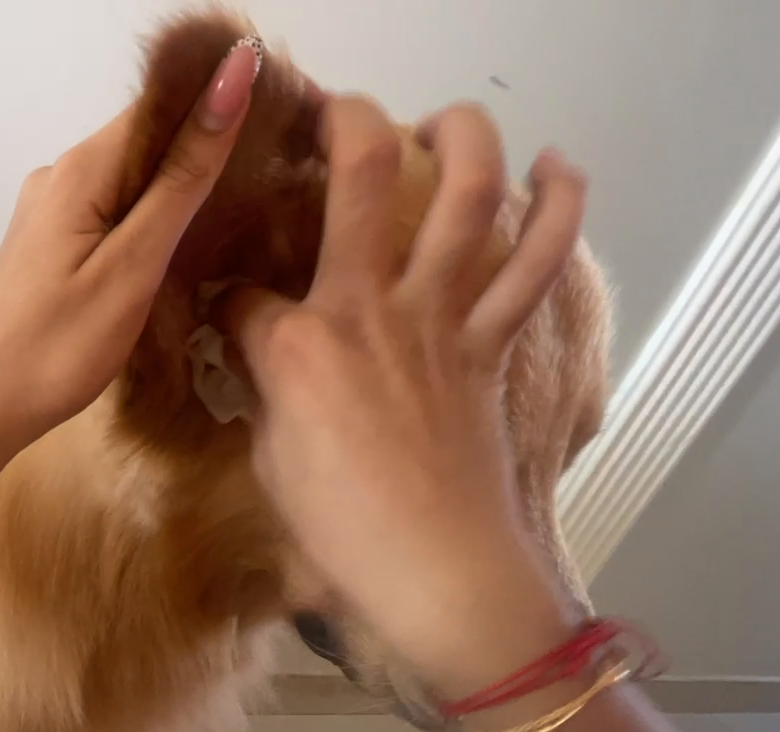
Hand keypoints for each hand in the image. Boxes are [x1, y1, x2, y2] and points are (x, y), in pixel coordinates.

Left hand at [0, 41, 260, 444]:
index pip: (165, 105)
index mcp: (79, 169)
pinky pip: (109, 216)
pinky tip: (174, 255)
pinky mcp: (47, 247)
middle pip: (146, 143)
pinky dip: (145, 227)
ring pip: (129, 183)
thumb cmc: (58, 349)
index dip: (222, 110)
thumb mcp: (132, 266)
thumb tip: (233, 73)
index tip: (280, 138)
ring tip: (232, 227)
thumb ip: (183, 178)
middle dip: (204, 159)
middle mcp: (58, 176)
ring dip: (177, 197)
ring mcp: (48, 213)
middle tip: (267, 194)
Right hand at [221, 97, 588, 694]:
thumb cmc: (335, 530)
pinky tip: (559, 168)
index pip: (241, 295)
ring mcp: (438, 321)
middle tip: (335, 110)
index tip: (220, 308)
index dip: (223, 295)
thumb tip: (260, 363)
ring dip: (464, 138)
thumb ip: (264, 395)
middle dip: (346, 124)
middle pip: (361, 181)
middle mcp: (367, 311)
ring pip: (467, 197)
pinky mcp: (490, 346)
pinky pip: (537, 263)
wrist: (434, 572)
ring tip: (447, 119)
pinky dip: (559, 207)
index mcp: (295, 349)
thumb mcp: (268, 460)